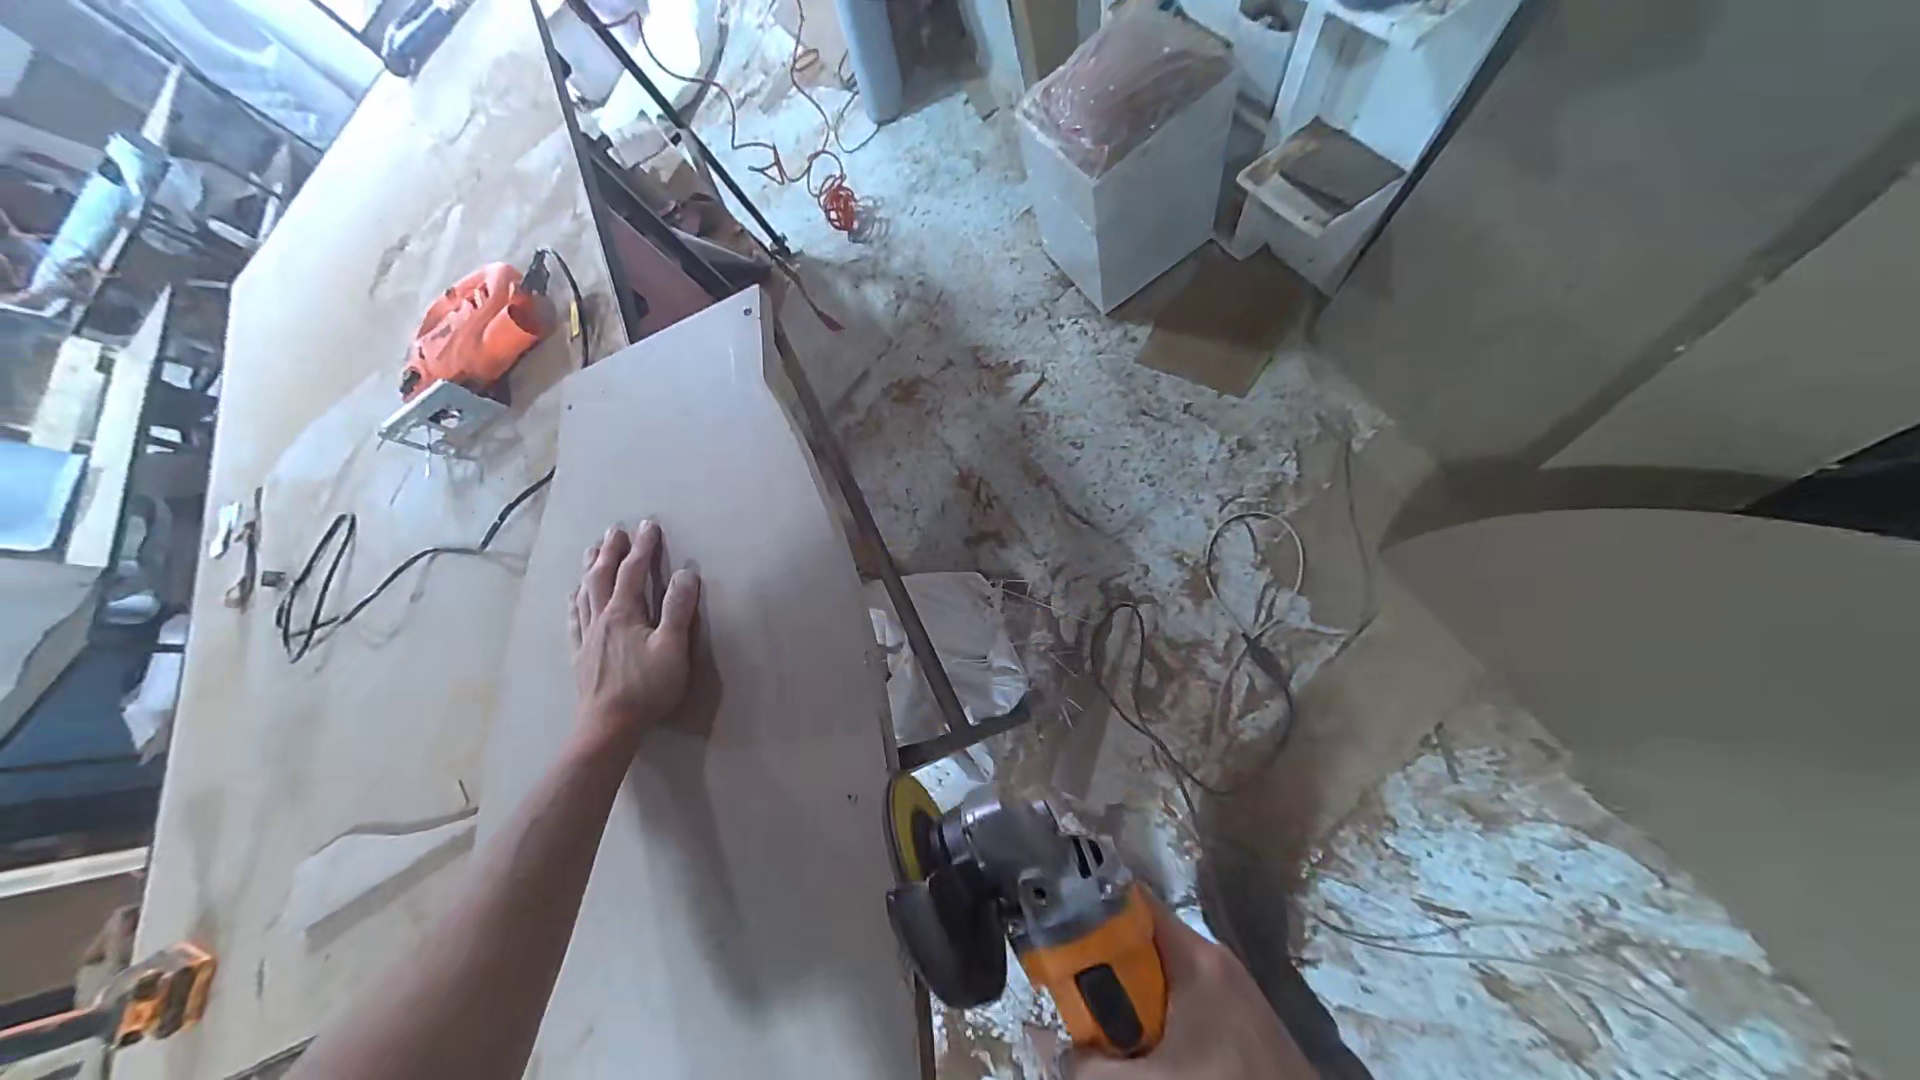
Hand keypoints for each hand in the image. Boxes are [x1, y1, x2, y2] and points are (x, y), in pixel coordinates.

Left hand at [568, 521, 699, 749]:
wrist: (608, 727)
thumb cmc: (647, 687)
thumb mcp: (673, 648)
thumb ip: (679, 609)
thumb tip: (687, 573)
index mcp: (624, 614)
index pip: (633, 572)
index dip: (642, 547)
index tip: (648, 525)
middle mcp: (601, 619)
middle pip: (602, 577)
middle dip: (610, 551)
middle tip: (615, 530)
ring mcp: (587, 637)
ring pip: (585, 594)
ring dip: (589, 569)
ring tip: (591, 551)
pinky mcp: (580, 655)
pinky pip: (574, 620)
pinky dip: (574, 601)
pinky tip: (573, 596)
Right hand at [1069, 899, 1315, 1079]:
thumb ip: (1090, 1068)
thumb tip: (1049, 1045)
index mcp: (1195, 956)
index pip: (1132, 900)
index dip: (1092, 909)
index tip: (1062, 933)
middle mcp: (1213, 956)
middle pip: (1142, 937)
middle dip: (1108, 964)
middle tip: (1082, 995)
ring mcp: (1231, 984)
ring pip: (1162, 969)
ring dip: (1133, 993)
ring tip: (1113, 1026)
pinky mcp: (1241, 1012)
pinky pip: (1185, 992)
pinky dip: (1160, 1010)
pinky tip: (1156, 1048)